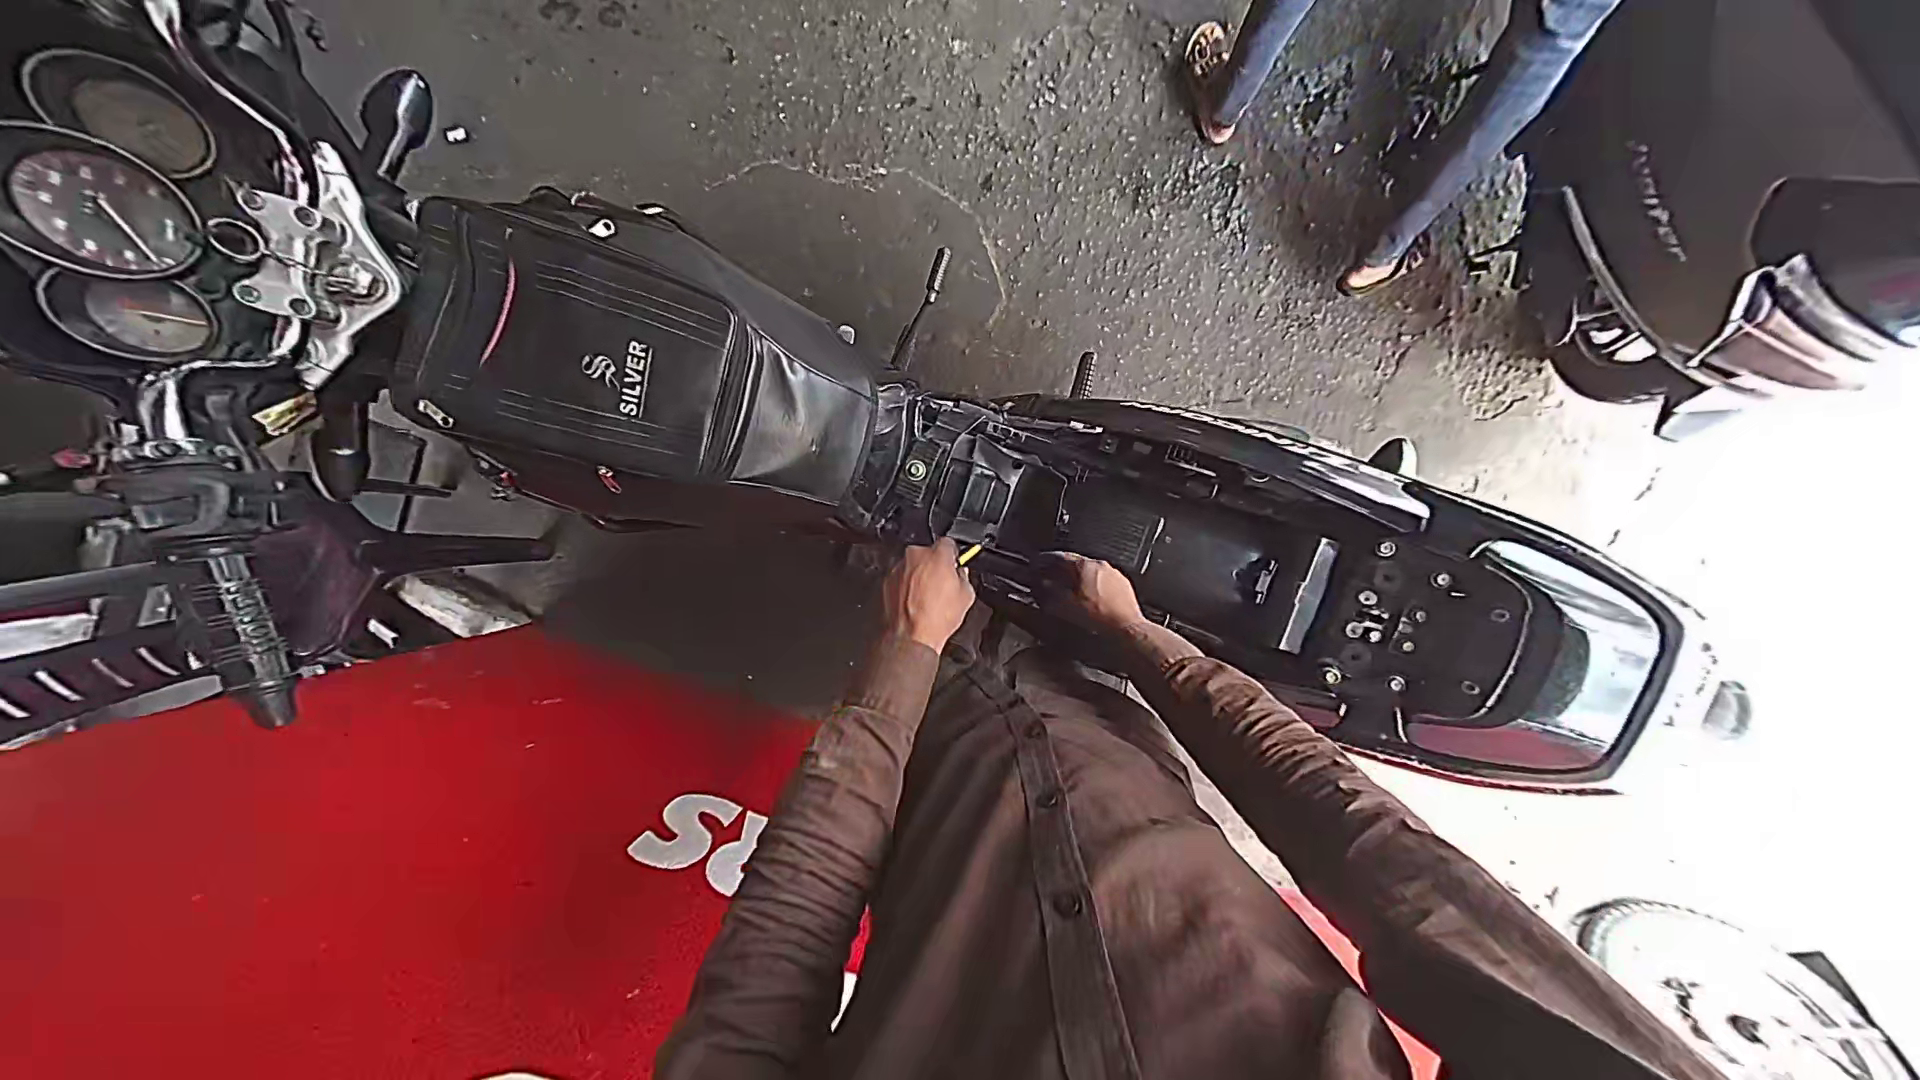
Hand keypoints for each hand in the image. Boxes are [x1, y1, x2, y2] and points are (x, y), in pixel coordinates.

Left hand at [884, 538, 975, 650]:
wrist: (911, 637)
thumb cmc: (935, 619)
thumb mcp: (966, 597)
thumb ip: (964, 577)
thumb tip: (961, 574)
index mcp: (937, 556)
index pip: (948, 543)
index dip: (953, 555)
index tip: (955, 564)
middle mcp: (915, 557)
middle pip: (928, 553)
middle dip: (935, 565)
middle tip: (942, 584)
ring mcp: (899, 568)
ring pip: (913, 565)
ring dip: (920, 575)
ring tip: (928, 597)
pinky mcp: (887, 580)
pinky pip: (901, 577)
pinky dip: (907, 585)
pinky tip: (916, 601)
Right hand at [1040, 552, 1147, 632]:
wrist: (1126, 631)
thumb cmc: (1099, 620)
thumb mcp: (1064, 606)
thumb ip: (1049, 591)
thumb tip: (1042, 584)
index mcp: (1085, 566)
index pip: (1060, 556)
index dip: (1045, 561)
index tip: (1039, 564)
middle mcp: (1101, 566)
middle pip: (1075, 562)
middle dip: (1061, 569)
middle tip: (1051, 577)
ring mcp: (1114, 575)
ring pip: (1090, 571)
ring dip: (1078, 578)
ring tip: (1070, 591)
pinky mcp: (1123, 586)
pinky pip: (1103, 581)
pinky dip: (1093, 586)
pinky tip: (1090, 599)